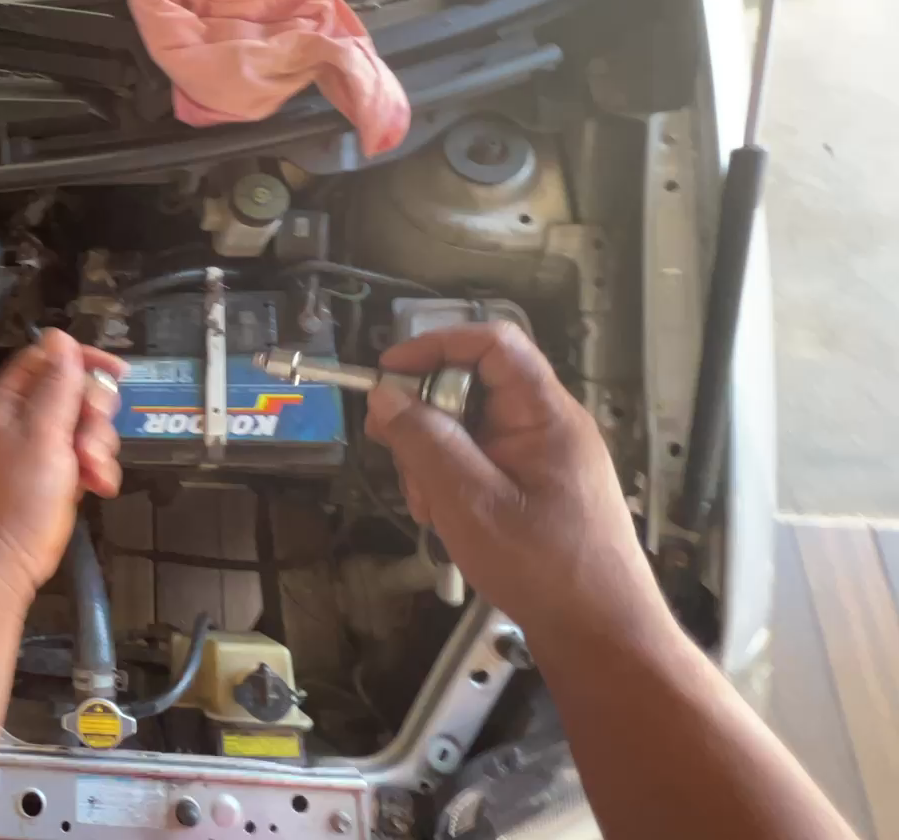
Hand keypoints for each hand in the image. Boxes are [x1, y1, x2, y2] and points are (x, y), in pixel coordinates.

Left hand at [0, 329, 127, 597]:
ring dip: (98, 446)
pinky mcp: (53, 473)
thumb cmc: (12, 498)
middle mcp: (23, 418)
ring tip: (90, 469)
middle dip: (94, 413)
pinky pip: (86, 456)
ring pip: (85, 425)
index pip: (51, 357)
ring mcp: (38, 446)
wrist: (1, 560)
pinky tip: (96, 484)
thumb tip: (60, 338)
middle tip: (89, 437)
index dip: (84, 360)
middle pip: (74, 391)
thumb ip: (56, 385)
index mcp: (10, 399)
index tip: (116, 372)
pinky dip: (97, 468)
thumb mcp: (42, 433)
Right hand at [365, 322, 670, 648]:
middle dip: (420, 415)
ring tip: (426, 501)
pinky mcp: (525, 480)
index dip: (435, 345)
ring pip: (460, 423)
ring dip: (426, 454)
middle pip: (466, 385)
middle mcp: (542, 425)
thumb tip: (384, 393)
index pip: (493, 345)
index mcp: (545, 416)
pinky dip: (442, 475)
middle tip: (391, 449)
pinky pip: (469, 455)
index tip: (387, 372)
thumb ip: (423, 440)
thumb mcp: (469, 499)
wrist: (599, 636)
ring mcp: (534, 454)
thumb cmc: (541, 566)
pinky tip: (439, 511)